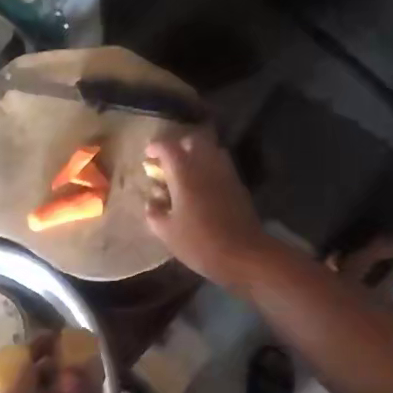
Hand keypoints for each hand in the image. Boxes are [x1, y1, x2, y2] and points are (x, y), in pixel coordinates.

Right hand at [144, 131, 276, 291]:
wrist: (245, 253)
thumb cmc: (201, 243)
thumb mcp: (168, 233)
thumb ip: (155, 213)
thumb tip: (152, 202)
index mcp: (184, 172)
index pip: (167, 147)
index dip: (155, 148)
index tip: (148, 156)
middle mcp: (206, 164)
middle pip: (194, 139)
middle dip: (179, 145)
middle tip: (169, 161)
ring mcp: (226, 173)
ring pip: (212, 149)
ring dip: (198, 154)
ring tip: (187, 172)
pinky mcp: (239, 184)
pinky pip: (222, 165)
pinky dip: (210, 167)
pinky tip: (204, 187)